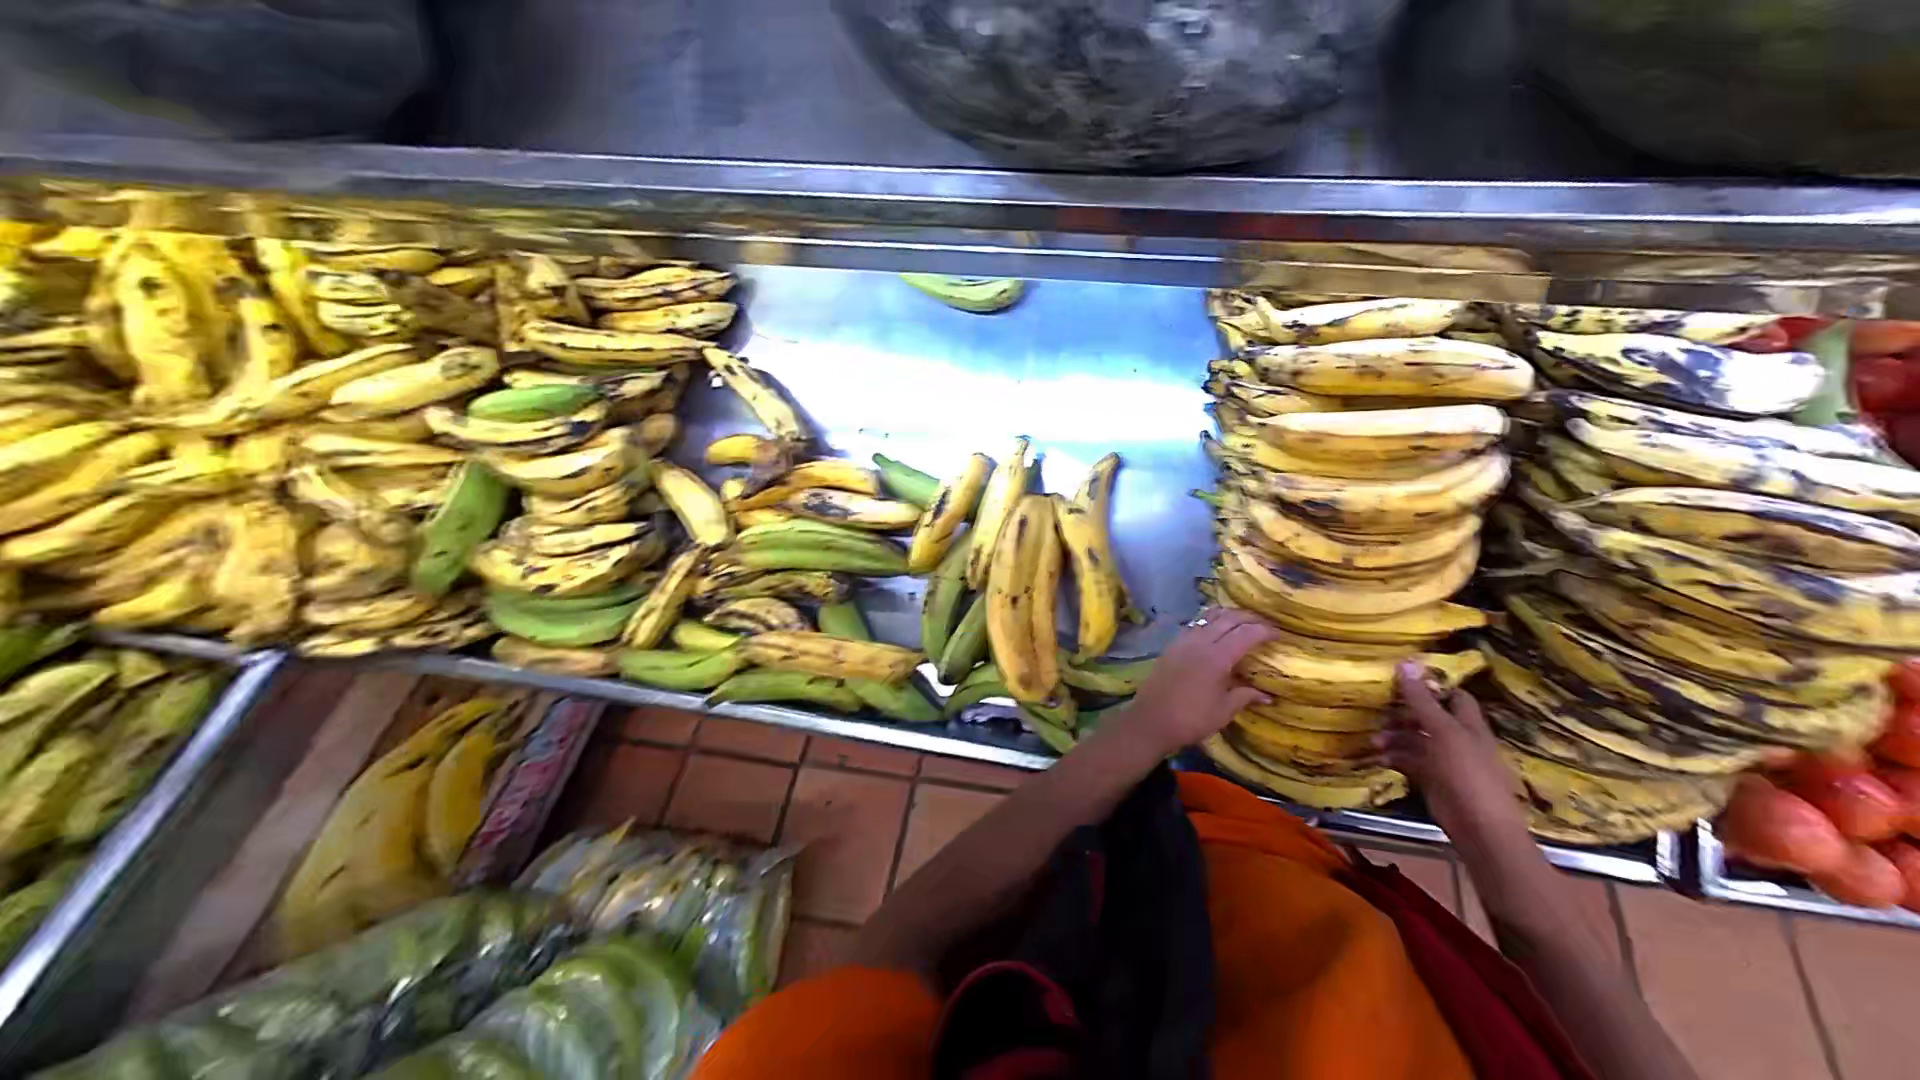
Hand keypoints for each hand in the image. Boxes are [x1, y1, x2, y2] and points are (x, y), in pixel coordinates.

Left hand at [1118, 608, 1276, 755]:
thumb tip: (1268, 695)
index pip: (1246, 633)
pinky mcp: (1171, 646)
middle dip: (1249, 618)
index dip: (1265, 630)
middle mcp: (1200, 642)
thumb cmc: (1191, 719)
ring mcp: (1182, 641)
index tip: (1279, 634)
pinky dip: (1208, 621)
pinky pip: (1194, 625)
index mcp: (1217, 657)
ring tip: (1242, 621)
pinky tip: (1214, 629)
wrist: (1150, 720)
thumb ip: (1245, 696)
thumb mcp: (1224, 710)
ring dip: (1227, 615)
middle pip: (1228, 618)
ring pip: (1208, 617)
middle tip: (1264, 624)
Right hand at [1374, 662, 1527, 841]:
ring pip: (1415, 739)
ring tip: (1374, 741)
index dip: (1431, 686)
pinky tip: (1379, 758)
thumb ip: (1422, 700)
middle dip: (1402, 713)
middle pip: (1428, 717)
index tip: (1402, 679)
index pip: (1453, 695)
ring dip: (1394, 737)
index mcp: (1468, 724)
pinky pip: (1409, 761)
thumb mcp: (1443, 731)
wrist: (1479, 826)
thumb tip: (1406, 663)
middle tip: (1379, 713)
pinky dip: (1394, 757)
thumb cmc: (1466, 772)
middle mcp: (1458, 739)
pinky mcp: (1433, 779)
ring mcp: (1445, 760)